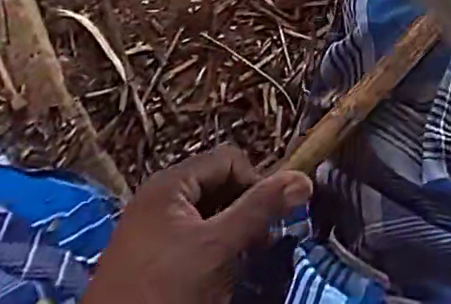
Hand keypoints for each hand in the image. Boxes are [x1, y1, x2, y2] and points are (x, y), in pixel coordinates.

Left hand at [82, 145, 311, 303]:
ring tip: (236, 270)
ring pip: (206, 217)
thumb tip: (303, 180)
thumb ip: (259, 210)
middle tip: (257, 249)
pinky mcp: (147, 261)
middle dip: (242, 213)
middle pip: (218, 187)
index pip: (229, 160)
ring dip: (228, 238)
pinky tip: (213, 283)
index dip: (256, 184)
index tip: (271, 223)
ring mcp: (150, 230)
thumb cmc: (164, 293)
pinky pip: (190, 242)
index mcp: (170, 182)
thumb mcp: (217, 249)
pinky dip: (209, 256)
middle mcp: (158, 197)